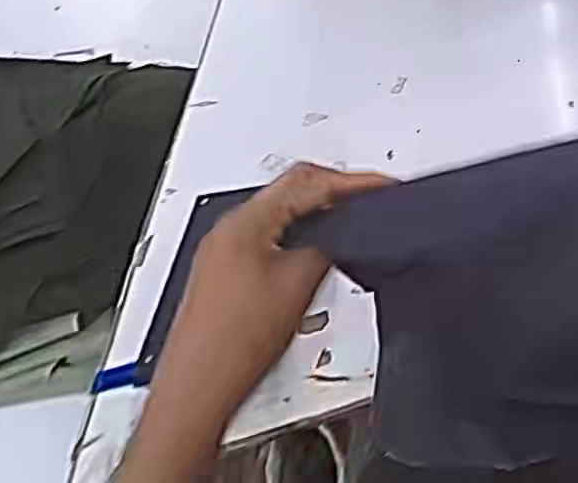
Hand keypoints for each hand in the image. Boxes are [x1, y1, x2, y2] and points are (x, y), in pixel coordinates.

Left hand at [147, 164, 392, 432]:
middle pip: (293, 189)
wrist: (197, 397)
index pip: (308, 182)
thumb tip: (344, 229)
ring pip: (283, 211)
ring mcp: (224, 251)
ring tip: (351, 213)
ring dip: (318, 208)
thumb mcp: (301, 280)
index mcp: (244, 222)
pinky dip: (302, 230)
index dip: (352, 181)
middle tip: (370, 192)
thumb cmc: (233, 347)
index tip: (380, 184)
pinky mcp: (227, 271)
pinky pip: (273, 234)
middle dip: (335, 188)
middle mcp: (229, 230)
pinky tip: (321, 242)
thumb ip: (330, 242)